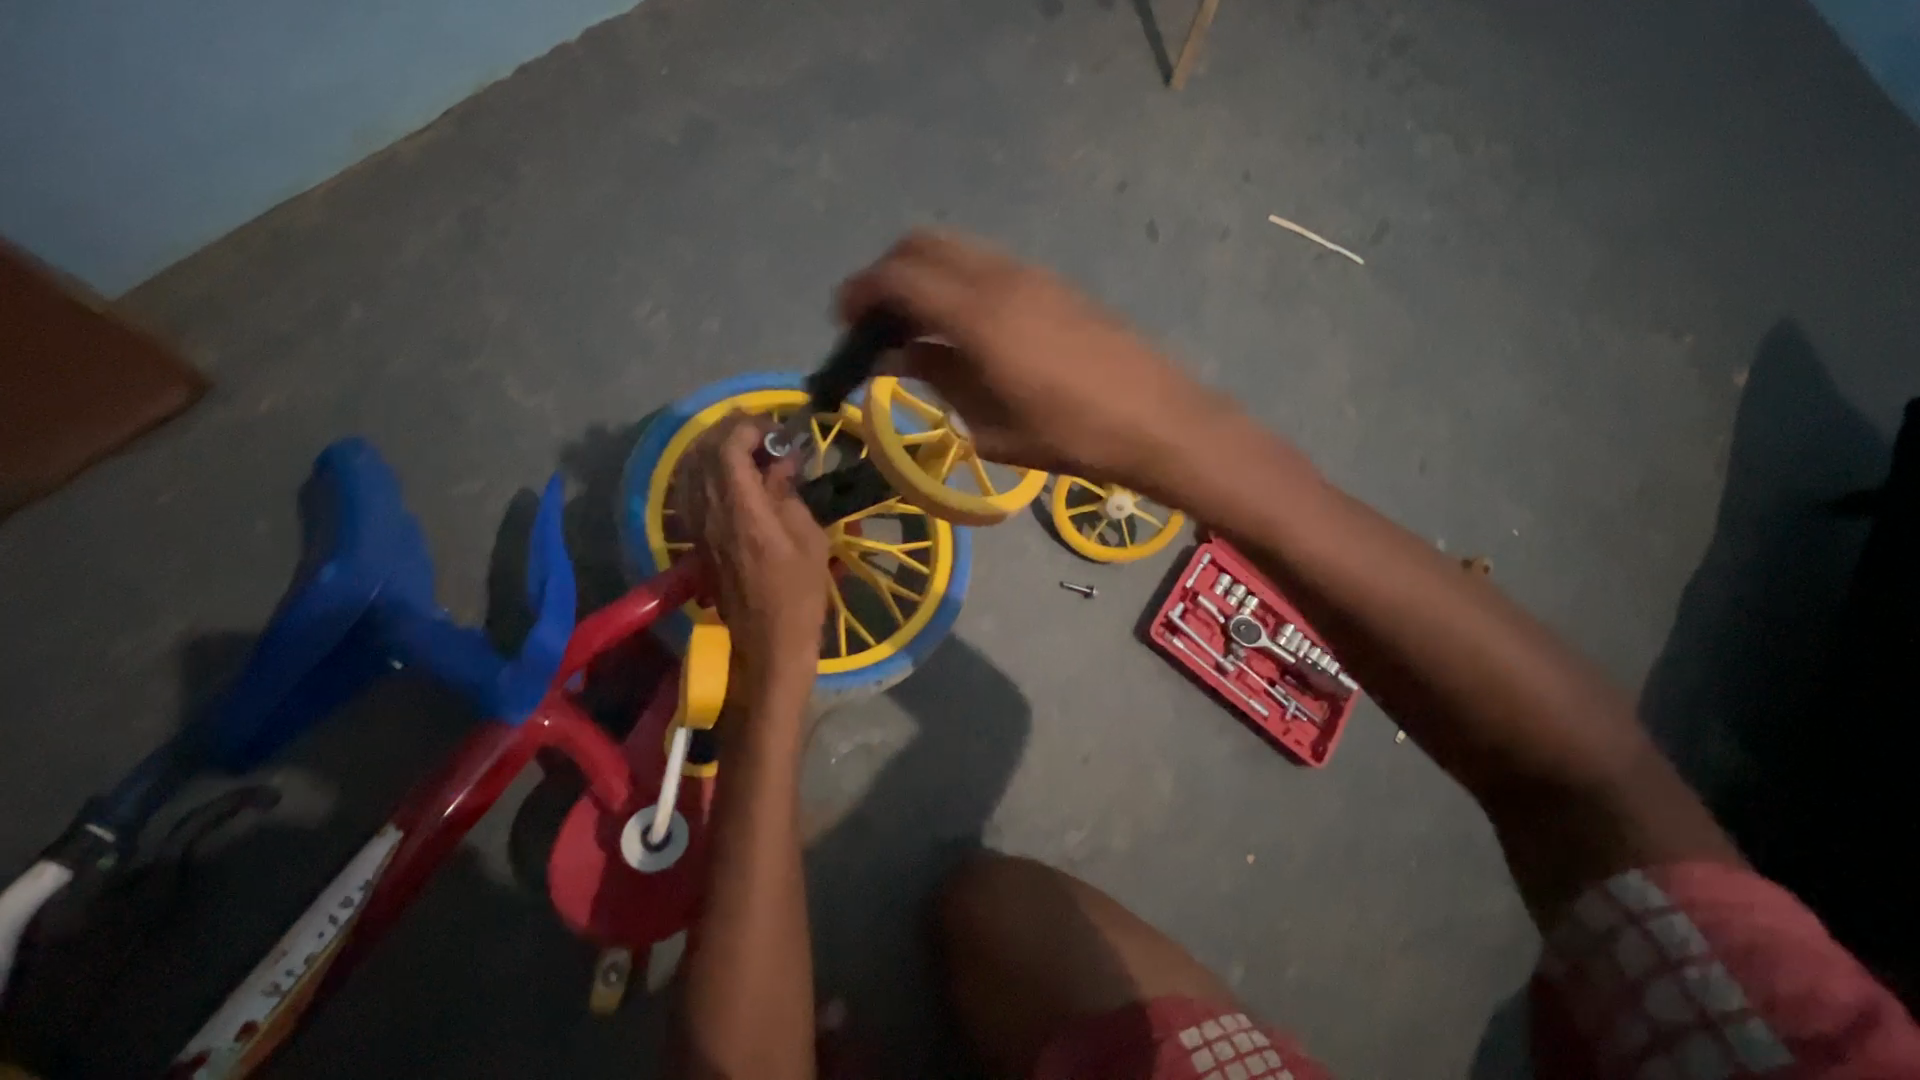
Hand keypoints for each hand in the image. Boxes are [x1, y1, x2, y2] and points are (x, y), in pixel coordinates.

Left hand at [676, 413, 830, 696]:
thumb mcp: (808, 539)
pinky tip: (732, 474)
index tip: (778, 431)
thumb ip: (788, 494)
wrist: (768, 642)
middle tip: (764, 432)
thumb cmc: (799, 594)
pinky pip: (691, 489)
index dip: (749, 428)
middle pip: (703, 453)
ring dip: (716, 448)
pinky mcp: (696, 538)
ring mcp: (697, 526)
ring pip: (691, 468)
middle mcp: (709, 513)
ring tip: (749, 447)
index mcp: (741, 512)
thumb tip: (780, 463)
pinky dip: (708, 471)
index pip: (727, 449)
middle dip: (731, 432)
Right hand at [837, 229, 1235, 490]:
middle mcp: (999, 277)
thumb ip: (939, 378)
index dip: (861, 293)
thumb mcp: (991, 424)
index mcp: (978, 315)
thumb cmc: (1070, 436)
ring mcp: (1030, 274)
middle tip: (877, 321)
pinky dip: (957, 280)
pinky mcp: (1053, 282)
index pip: (899, 277)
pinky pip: (986, 263)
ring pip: (957, 248)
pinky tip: (963, 327)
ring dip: (924, 274)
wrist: (1157, 420)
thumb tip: (899, 354)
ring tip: (917, 327)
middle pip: (922, 244)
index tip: (845, 322)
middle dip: (887, 273)